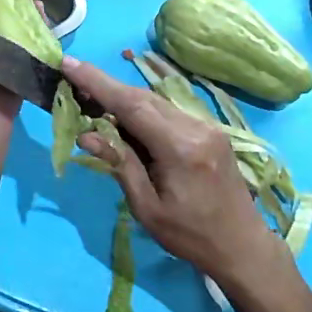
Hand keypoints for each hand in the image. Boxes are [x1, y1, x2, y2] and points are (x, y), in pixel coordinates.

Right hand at [61, 56, 295, 294]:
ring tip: (90, 102)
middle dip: (105, 86)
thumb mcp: (146, 207)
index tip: (69, 64)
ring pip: (155, 102)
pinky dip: (140, 111)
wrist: (242, 246)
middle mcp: (197, 128)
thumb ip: (119, 165)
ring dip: (121, 99)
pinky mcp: (209, 132)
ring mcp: (207, 128)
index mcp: (181, 148)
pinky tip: (123, 120)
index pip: (132, 105)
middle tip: (71, 82)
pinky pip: (167, 112)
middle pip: (143, 97)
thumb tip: (86, 134)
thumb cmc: (190, 236)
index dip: (97, 83)